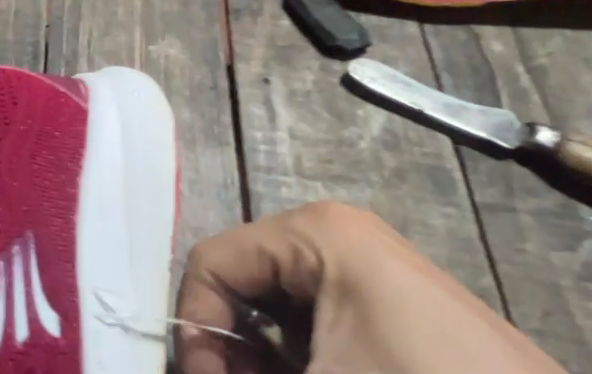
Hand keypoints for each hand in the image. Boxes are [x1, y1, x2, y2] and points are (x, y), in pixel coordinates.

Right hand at [176, 202, 565, 373]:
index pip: (213, 263)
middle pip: (244, 280)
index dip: (195, 331)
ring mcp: (371, 264)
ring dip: (264, 356)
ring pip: (278, 303)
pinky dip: (302, 355)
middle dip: (230, 347)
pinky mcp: (396, 302)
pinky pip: (319, 317)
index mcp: (314, 232)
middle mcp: (337, 232)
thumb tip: (198, 373)